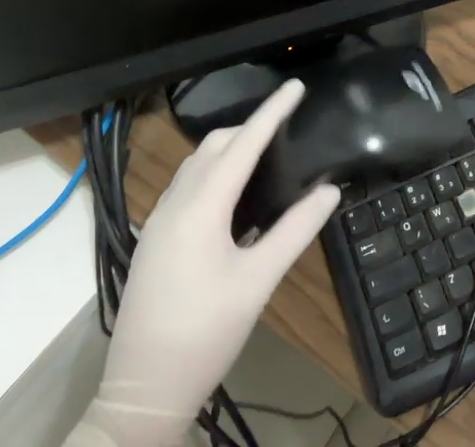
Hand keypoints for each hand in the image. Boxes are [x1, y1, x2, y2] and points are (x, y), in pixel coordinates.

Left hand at [79, 79, 340, 446]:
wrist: (144, 387)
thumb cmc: (206, 332)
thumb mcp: (258, 281)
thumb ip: (295, 231)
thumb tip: (330, 191)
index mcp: (201, 208)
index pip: (242, 145)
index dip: (271, 113)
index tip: (295, 87)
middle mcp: (175, 205)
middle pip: (214, 148)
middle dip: (249, 128)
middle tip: (287, 126)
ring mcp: (160, 223)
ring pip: (195, 167)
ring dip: (229, 151)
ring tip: (265, 154)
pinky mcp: (156, 241)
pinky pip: (186, 188)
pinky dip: (213, 175)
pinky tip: (234, 198)